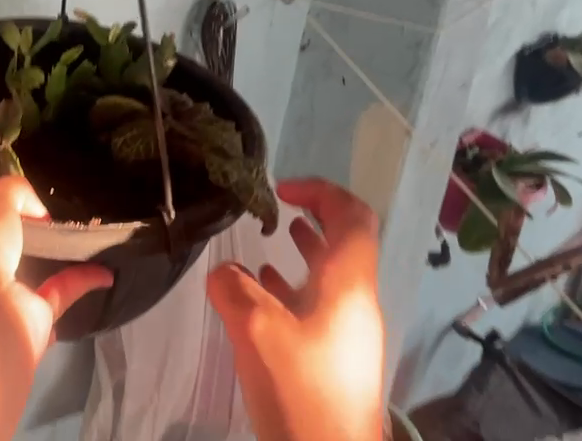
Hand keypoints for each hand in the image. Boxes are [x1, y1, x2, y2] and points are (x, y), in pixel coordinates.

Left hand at [0, 177, 110, 439]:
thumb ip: (6, 194)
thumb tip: (32, 201)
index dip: (10, 191)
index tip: (43, 181)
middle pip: (9, 232)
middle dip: (36, 220)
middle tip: (77, 204)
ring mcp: (2, 296)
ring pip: (37, 263)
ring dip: (63, 248)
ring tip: (96, 230)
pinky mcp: (29, 329)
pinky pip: (60, 297)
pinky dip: (83, 282)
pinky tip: (106, 270)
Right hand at [209, 179, 385, 440]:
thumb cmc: (303, 391)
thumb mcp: (257, 331)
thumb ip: (234, 288)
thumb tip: (225, 272)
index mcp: (348, 285)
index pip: (352, 216)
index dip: (320, 191)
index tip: (280, 190)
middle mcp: (356, 302)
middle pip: (345, 241)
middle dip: (311, 215)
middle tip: (273, 207)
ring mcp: (348, 331)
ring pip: (330, 273)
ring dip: (303, 248)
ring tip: (268, 238)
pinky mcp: (335, 356)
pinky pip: (318, 302)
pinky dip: (292, 284)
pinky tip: (259, 290)